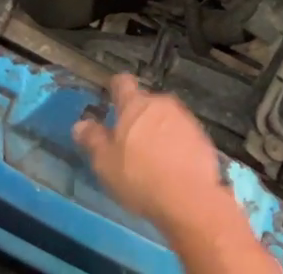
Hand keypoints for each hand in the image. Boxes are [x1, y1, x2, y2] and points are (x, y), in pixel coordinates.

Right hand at [72, 74, 235, 235]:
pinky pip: (182, 135)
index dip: (115, 89)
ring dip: (158, 130)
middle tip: (130, 142)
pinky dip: (176, 144)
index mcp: (134, 104)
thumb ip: (92, 139)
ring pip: (165, 118)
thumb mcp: (105, 163)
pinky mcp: (202, 137)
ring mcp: (184, 119)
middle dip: (138, 116)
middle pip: (145, 102)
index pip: (122, 82)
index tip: (111, 99)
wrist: (190, 199)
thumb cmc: (140, 177)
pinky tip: (172, 168)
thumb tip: (80, 124)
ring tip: (152, 158)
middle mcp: (161, 103)